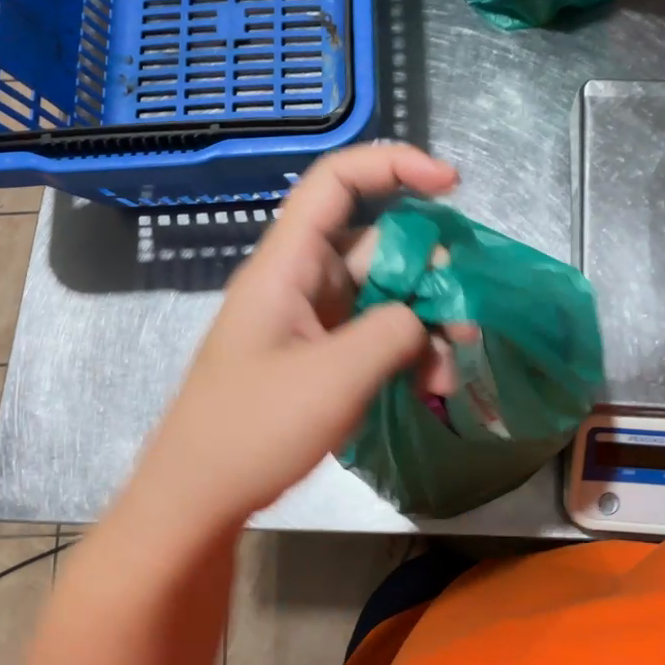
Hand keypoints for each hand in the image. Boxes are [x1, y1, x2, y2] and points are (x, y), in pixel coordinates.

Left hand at [137, 144, 460, 523]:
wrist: (199, 499)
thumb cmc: (254, 430)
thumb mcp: (335, 377)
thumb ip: (393, 331)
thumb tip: (422, 318)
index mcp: (287, 264)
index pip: (336, 182)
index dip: (394, 165)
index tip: (451, 183)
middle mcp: (300, 281)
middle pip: (375, 244)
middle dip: (428, 272)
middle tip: (465, 315)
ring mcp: (311, 321)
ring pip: (382, 295)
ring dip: (424, 323)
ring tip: (452, 368)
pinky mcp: (320, 357)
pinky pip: (374, 335)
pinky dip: (406, 352)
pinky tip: (432, 386)